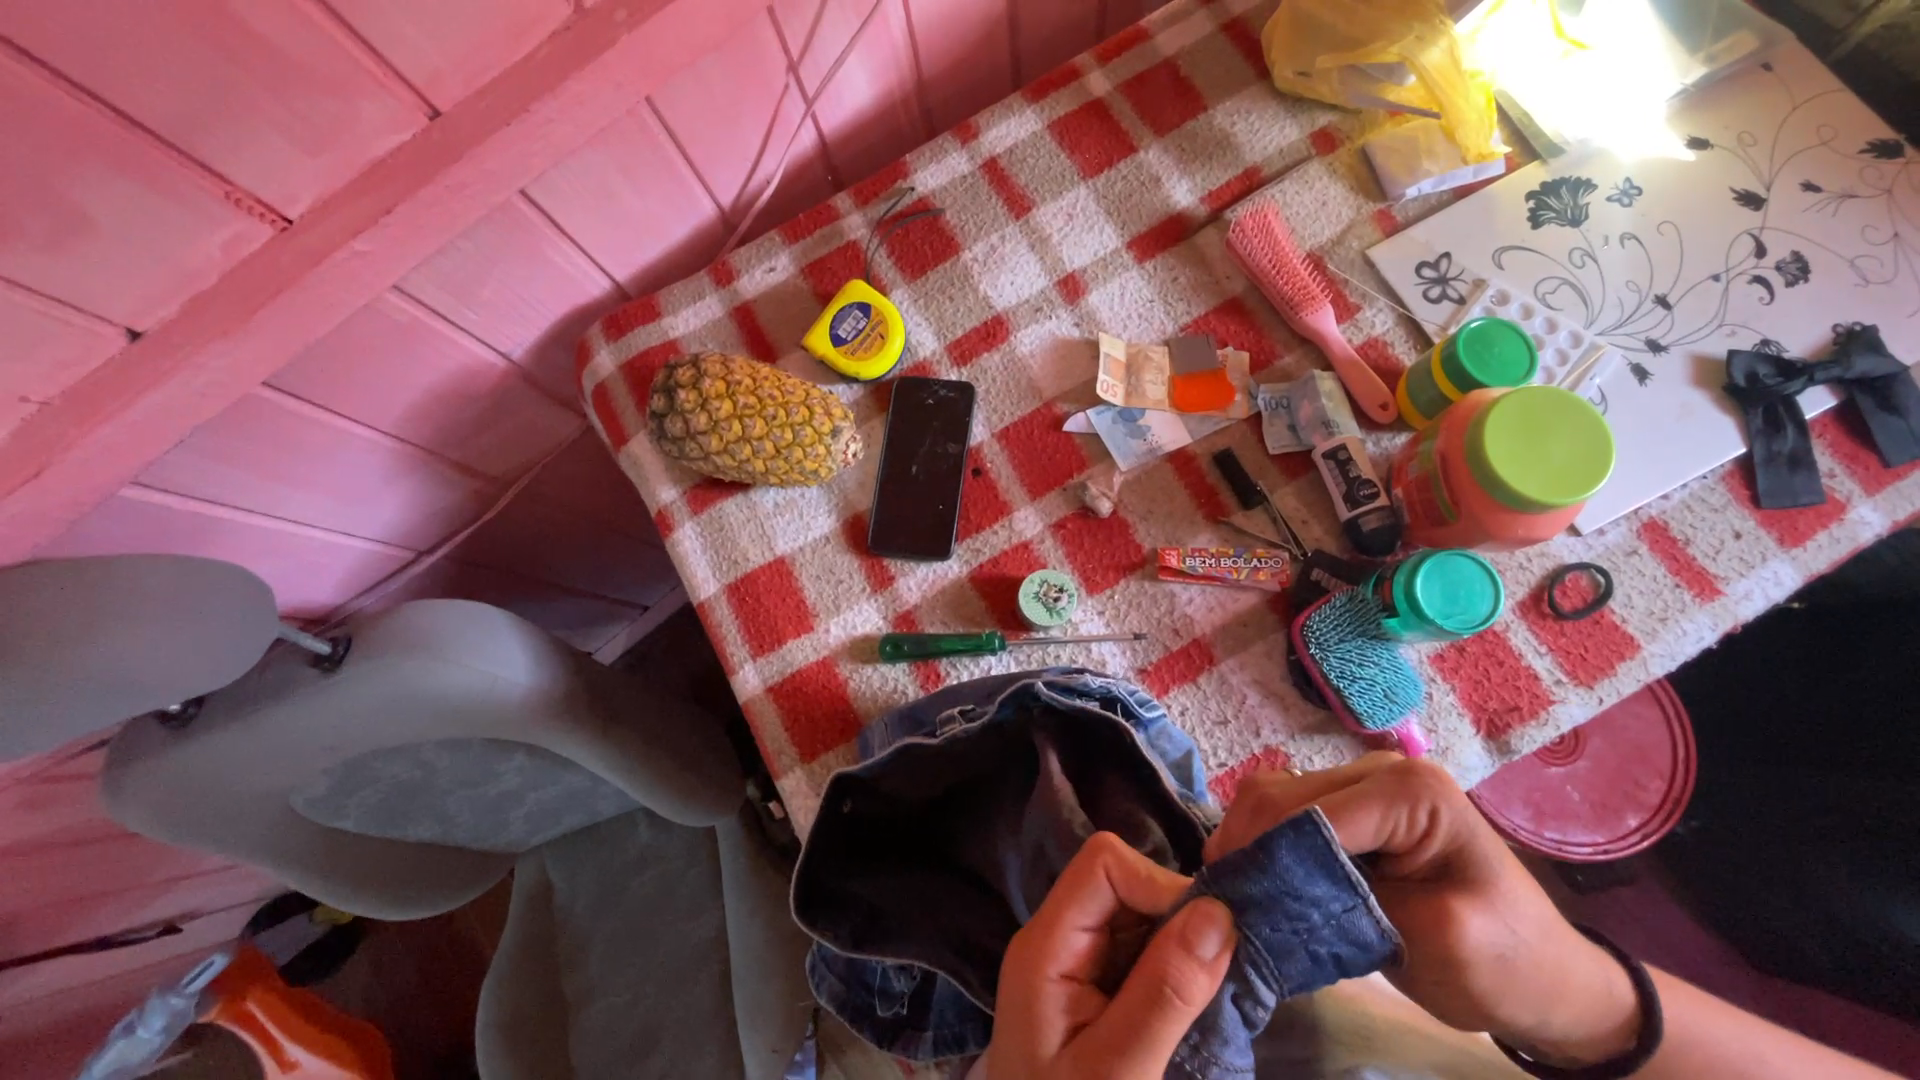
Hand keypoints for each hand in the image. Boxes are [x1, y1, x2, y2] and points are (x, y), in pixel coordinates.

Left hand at [986, 832, 1237, 1078]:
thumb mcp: (1118, 1073)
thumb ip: (1164, 993)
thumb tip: (1218, 912)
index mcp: (1046, 945)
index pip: (1104, 865)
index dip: (1160, 884)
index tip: (1209, 940)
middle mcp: (1059, 940)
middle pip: (1126, 885)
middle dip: (1179, 919)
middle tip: (1220, 980)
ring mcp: (1078, 964)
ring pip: (1143, 918)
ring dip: (1186, 950)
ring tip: (1212, 1002)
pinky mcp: (1098, 990)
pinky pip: (1146, 954)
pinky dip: (1179, 973)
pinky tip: (1198, 1010)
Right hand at [1205, 753, 1639, 1066]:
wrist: (1543, 981)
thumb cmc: (1506, 964)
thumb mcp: (1438, 938)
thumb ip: (1352, 899)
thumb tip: (1267, 889)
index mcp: (1408, 790)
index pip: (1307, 811)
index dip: (1262, 856)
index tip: (1230, 908)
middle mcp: (1376, 771)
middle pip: (1278, 796)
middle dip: (1246, 850)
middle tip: (1225, 907)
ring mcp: (1357, 788)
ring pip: (1269, 801)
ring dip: (1247, 848)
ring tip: (1236, 899)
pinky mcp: (1344, 811)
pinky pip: (1281, 817)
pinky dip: (1260, 851)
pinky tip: (1256, 887)